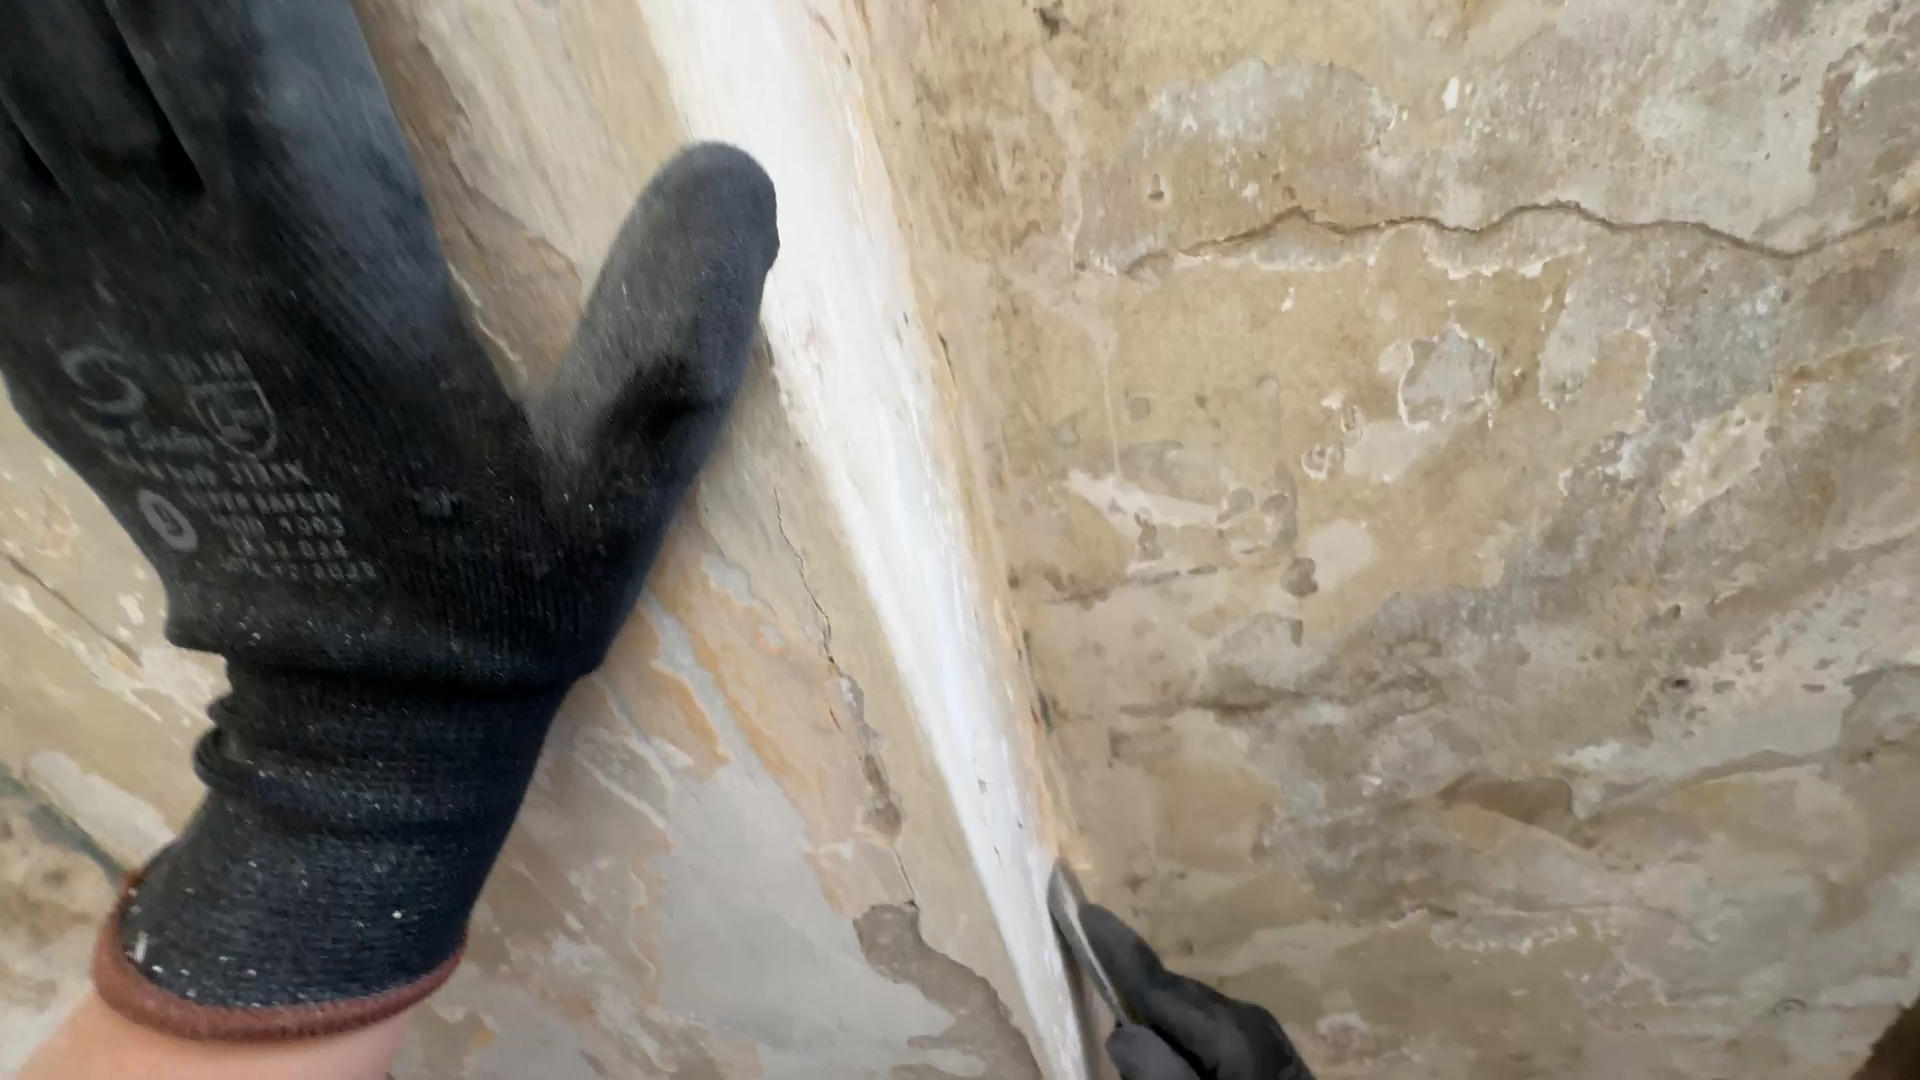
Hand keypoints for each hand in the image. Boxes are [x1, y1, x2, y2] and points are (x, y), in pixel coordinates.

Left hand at [0, 0, 775, 1039]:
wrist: (371, 703)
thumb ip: (683, 345)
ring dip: (71, 14)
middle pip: (96, 32)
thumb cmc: (515, 595)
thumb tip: (740, 177)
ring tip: (146, 8)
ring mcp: (93, 300)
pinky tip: (69, 53)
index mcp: (343, 304)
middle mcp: (188, 277)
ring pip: (13, 74)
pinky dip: (18, 74)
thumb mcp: (631, 494)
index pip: (251, 54)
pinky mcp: (49, 332)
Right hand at [1084, 905, 1315, 1079]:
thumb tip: (1120, 1033)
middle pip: (1172, 991)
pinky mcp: (1271, 1053)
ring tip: (1126, 1014)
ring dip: (1157, 1009)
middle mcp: (1246, 1020)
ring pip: (1191, 1009)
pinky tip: (1173, 1053)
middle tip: (1092, 961)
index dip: (1116, 948)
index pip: (1156, 983)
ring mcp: (1263, 1035)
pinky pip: (1210, 1026)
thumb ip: (1161, 1079)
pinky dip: (1182, 1030)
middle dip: (1132, 980)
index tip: (1085, 911)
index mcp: (1228, 1036)